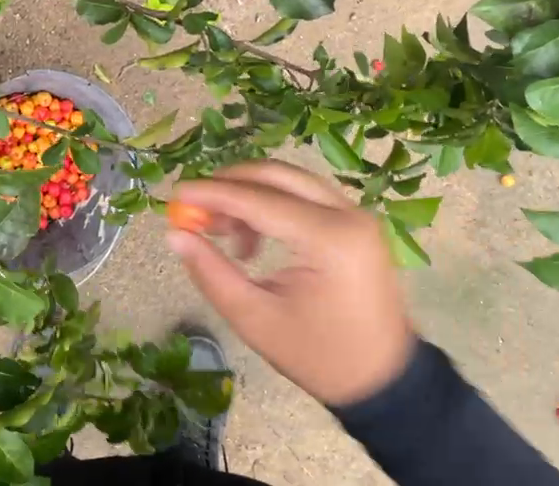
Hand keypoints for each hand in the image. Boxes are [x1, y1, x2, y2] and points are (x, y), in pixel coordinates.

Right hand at [165, 161, 416, 407]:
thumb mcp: (255, 319)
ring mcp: (355, 213)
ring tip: (224, 233)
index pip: (258, 200)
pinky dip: (271, 203)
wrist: (385, 383)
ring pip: (288, 179)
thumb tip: (174, 233)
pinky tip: (252, 238)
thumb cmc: (318, 357)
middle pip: (274, 175)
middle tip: (196, 210)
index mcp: (329, 240)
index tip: (173, 195)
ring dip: (248, 194)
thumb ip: (211, 271)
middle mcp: (347, 214)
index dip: (211, 193)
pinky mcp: (355, 221)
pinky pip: (303, 194)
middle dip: (229, 185)